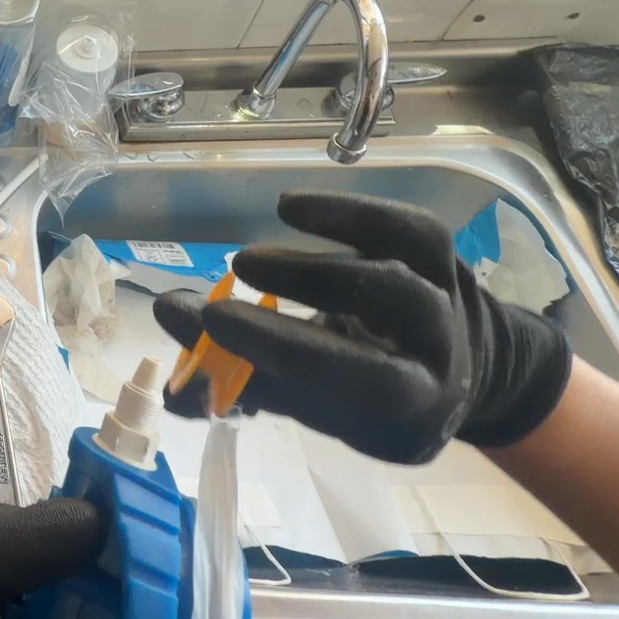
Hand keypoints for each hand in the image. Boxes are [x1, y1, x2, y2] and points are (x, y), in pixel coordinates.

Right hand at [152, 190, 571, 463]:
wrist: (448, 364)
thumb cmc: (361, 387)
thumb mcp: (312, 403)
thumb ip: (247, 388)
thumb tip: (171, 394)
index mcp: (408, 410)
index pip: (356, 383)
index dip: (283, 350)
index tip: (210, 320)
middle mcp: (438, 356)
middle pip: (389, 324)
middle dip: (302, 303)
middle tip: (228, 282)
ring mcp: (443, 301)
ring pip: (395, 277)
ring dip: (312, 265)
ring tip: (245, 261)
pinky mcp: (436, 255)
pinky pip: (405, 227)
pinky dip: (350, 213)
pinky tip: (288, 207)